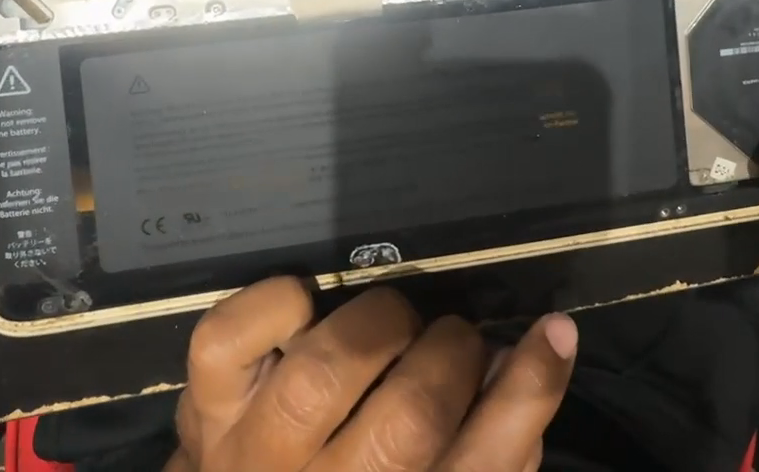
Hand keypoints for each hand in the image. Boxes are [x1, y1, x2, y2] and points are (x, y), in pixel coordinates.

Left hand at [167, 277, 577, 471]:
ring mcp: (255, 451)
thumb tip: (532, 349)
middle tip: (453, 343)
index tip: (553, 331)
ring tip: (391, 325)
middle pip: (410, 419)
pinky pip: (230, 338)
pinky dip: (276, 302)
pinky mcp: (204, 406)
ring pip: (326, 371)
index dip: (528, 392)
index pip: (482, 466)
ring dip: (379, 323)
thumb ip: (494, 437)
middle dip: (452, 354)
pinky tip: (306, 307)